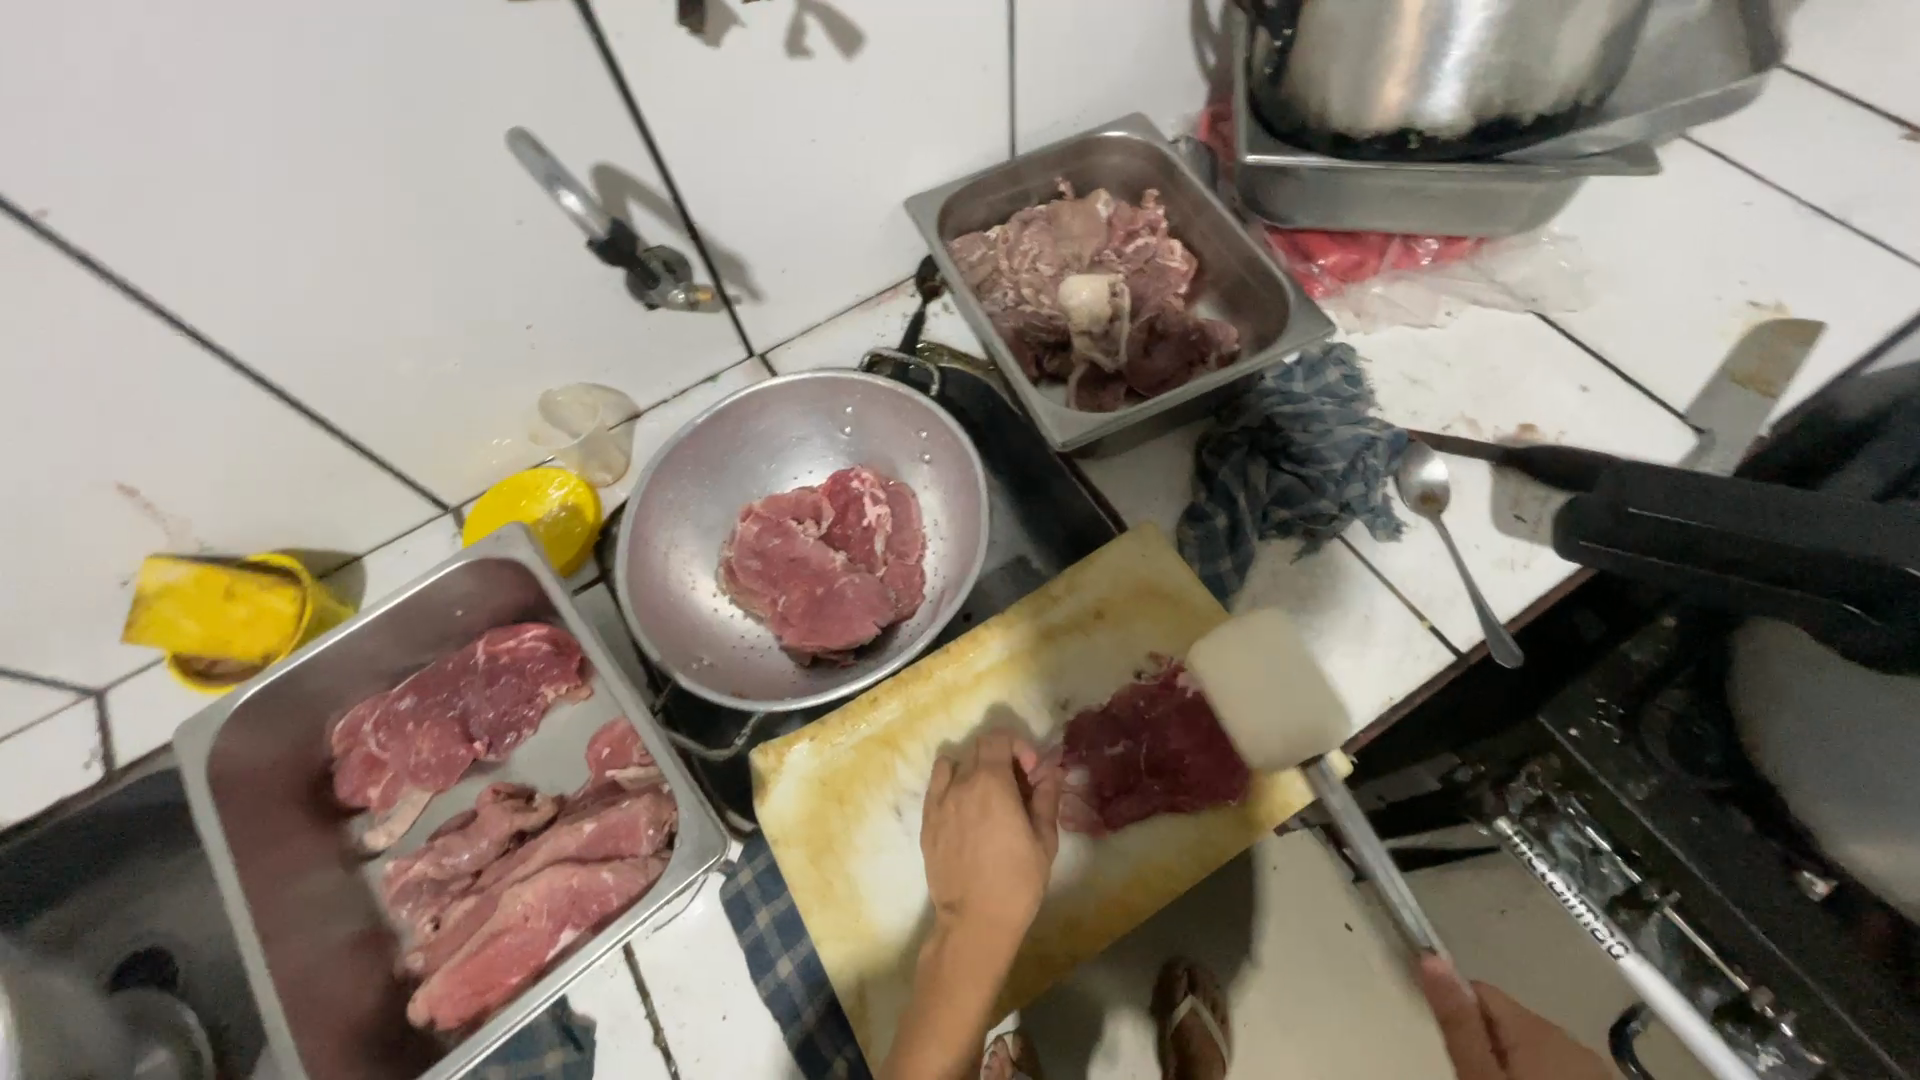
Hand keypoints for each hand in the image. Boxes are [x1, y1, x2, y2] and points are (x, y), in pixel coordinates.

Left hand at [882, 730, 1061, 1079]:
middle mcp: (960, 784)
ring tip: (987, 795)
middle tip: (1016, 786)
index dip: (1018, 746)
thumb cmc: (1017, 882)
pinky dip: (951, 785)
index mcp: (991, 783)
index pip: (998, 738)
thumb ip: (1046, 799)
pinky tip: (966, 810)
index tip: (1031, 773)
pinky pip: (936, 787)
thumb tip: (1051, 772)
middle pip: (977, 748)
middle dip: (1000, 757)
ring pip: (952, 764)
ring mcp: (939, 802)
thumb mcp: (1044, 840)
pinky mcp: (926, 822)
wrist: (974, 921)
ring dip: (972, 768)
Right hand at [1417, 955, 1611, 1079]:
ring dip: (1515, 1064)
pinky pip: (1561, 1070)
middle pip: (1509, 1021)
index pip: (1479, 991)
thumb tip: (1431, 957)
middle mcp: (1571, 1040)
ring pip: (1535, 1048)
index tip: (1456, 1050)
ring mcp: (1595, 1070)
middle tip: (1479, 1079)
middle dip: (1488, 1044)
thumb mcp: (1479, 1077)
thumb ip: (1458, 1021)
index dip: (1458, 1013)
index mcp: (1537, 1029)